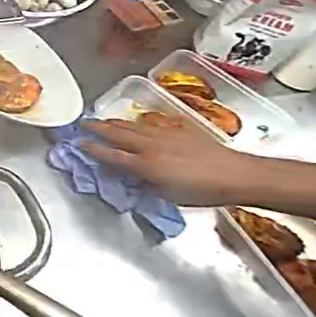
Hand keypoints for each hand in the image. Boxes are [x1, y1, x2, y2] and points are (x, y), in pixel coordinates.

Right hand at [81, 114, 269, 206]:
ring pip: (132, 125)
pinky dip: (136, 123)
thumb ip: (144, 185)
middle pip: (117, 133)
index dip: (92, 149)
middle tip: (83, 123)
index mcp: (144, 165)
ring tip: (102, 120)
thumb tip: (130, 179)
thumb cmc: (202, 192)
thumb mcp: (167, 196)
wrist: (236, 175)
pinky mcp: (179, 129)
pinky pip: (150, 124)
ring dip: (114, 122)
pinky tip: (134, 123)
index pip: (111, 155)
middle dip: (98, 128)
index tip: (79, 144)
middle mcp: (150, 146)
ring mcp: (165, 134)